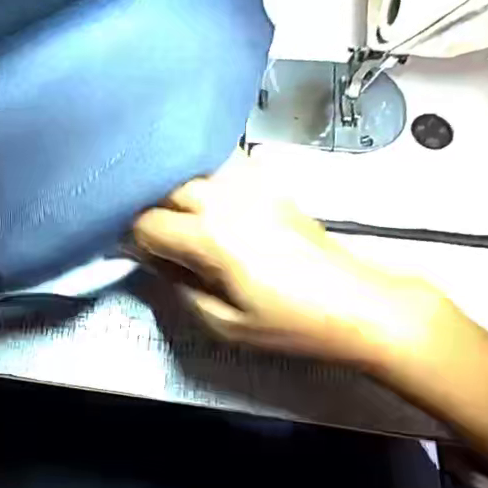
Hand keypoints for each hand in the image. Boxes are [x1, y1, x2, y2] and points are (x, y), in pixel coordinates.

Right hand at [128, 156, 448, 369]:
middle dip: (149, 209)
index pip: (146, 224)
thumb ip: (178, 288)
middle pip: (164, 188)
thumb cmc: (289, 322)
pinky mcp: (268, 183)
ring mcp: (249, 185)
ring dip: (173, 188)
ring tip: (171, 212)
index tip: (132, 253)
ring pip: (191, 169)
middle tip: (150, 235)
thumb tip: (153, 261)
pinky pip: (222, 163)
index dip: (131, 239)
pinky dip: (203, 173)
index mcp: (210, 237)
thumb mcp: (223, 324)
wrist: (356, 304)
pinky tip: (204, 194)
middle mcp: (224, 200)